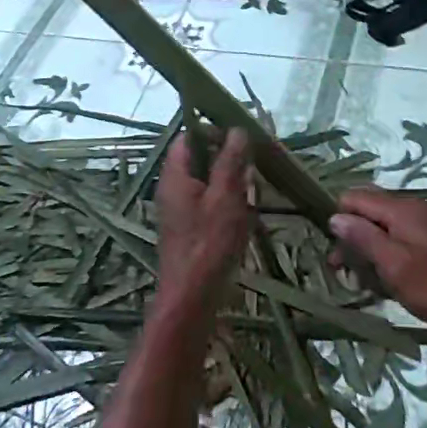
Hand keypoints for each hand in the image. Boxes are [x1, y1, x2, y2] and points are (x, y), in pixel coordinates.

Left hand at [154, 129, 252, 306]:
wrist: (192, 296)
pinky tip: (245, 218)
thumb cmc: (208, 243)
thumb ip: (230, 161)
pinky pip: (211, 205)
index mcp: (175, 175)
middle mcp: (173, 188)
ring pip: (209, 183)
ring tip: (252, 195)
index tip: (242, 138)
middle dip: (229, 161)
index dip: (214, 132)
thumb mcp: (225, 196)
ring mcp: (181, 210)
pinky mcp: (191, 228)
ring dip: (232, 185)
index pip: (188, 137)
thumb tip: (236, 130)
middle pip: (201, 160)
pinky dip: (229, 205)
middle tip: (253, 169)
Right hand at [329, 187, 426, 337]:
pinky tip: (385, 280)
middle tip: (342, 270)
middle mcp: (414, 209)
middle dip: (350, 237)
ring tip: (362, 281)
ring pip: (382, 227)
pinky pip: (398, 239)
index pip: (354, 197)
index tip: (335, 251)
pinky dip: (385, 256)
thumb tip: (334, 216)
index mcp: (403, 208)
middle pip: (367, 211)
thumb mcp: (394, 264)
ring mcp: (426, 225)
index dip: (338, 220)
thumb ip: (363, 237)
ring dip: (367, 250)